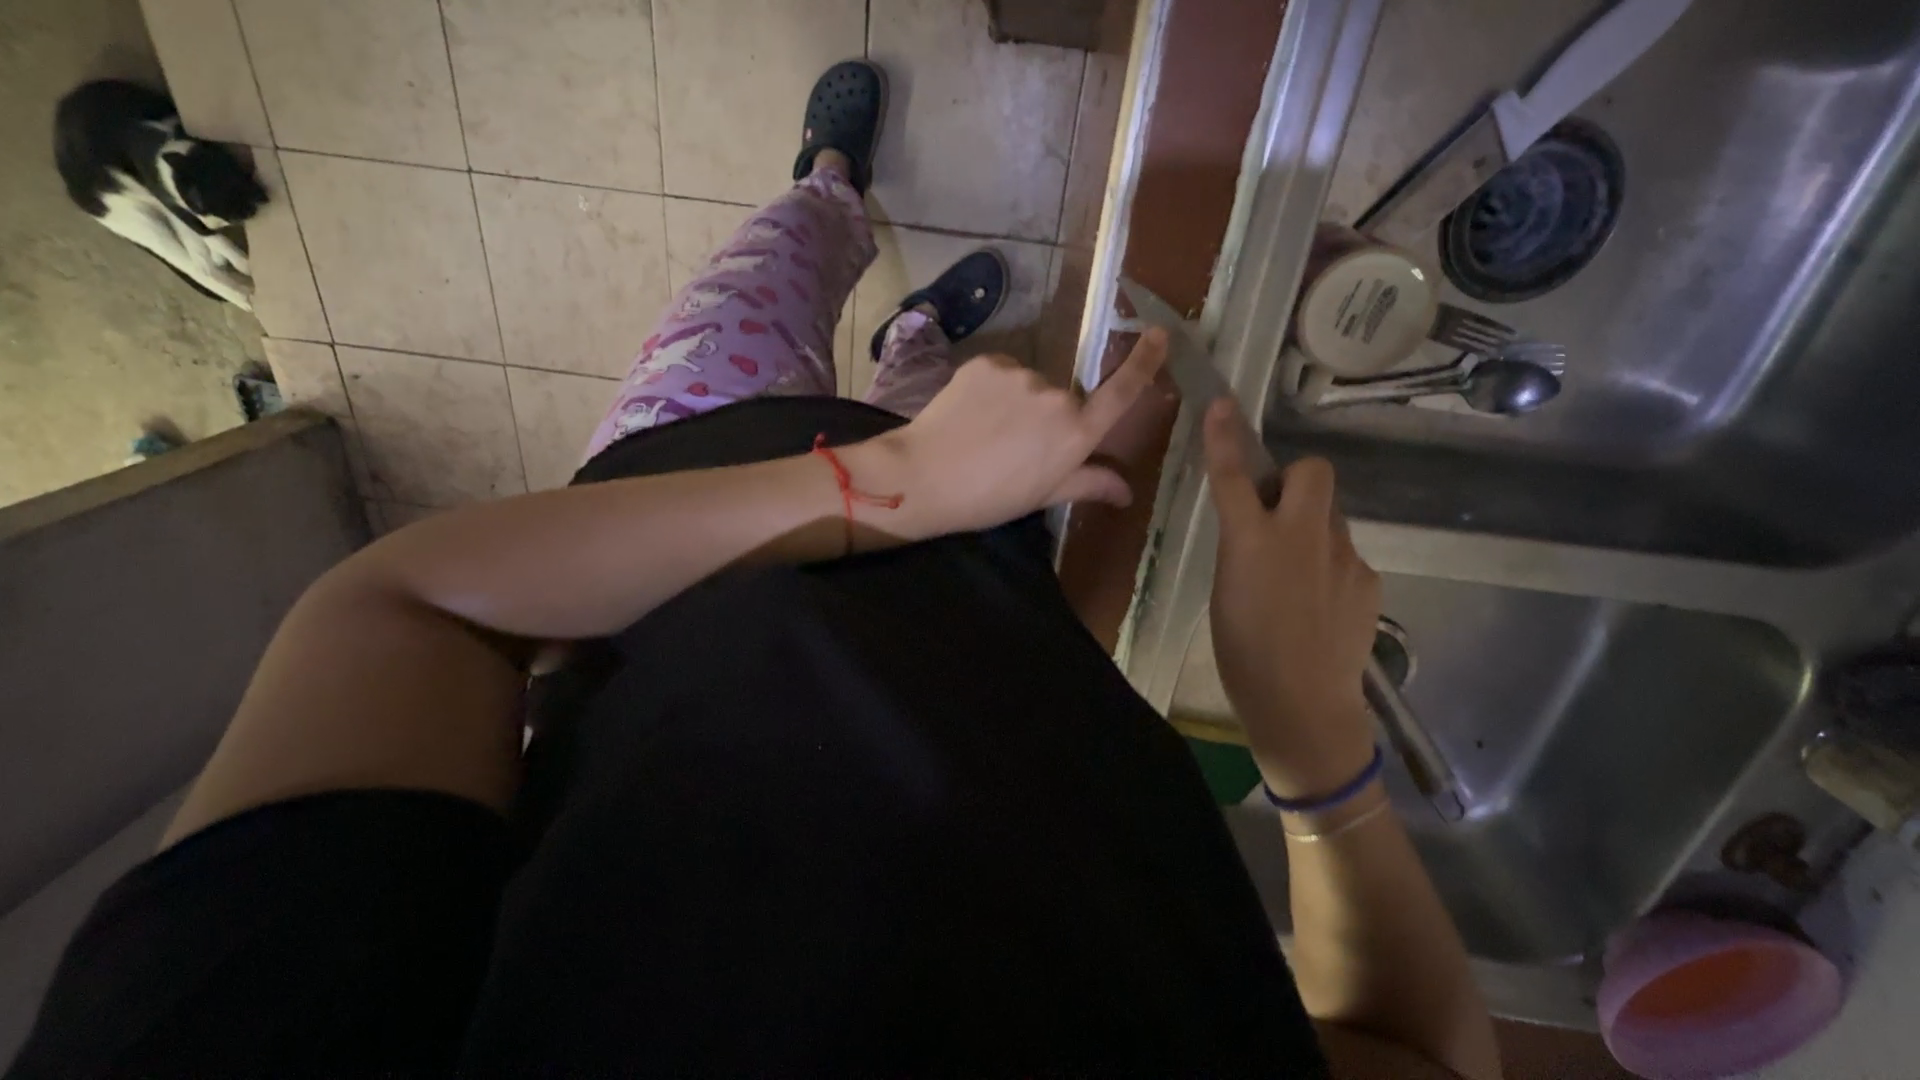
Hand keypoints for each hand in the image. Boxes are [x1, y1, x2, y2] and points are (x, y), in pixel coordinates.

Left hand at [853, 329, 1167, 538]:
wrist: (923, 477)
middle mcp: (1056, 397)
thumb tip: (1127, 492)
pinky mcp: (988, 363)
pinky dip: (993, 390)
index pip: (1121, 392)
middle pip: (1064, 399)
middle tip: (1015, 449)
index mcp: (1076, 433)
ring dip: (1018, 403)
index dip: (1144, 362)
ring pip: (1030, 385)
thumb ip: (1089, 484)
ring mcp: (1021, 375)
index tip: (1161, 333)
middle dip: (1048, 419)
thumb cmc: (989, 498)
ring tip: (987, 435)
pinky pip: (1002, 373)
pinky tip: (971, 415)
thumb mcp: (1044, 496)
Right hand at [1203, 401, 1380, 798]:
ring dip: (1312, 530)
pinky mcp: (1368, 580)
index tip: (1222, 404)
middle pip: (1313, 471)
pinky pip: (1345, 555)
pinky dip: (1330, 568)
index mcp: (1251, 541)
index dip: (1224, 438)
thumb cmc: (1244, 655)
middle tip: (1279, 513)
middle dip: (1296, 479)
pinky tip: (1320, 607)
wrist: (1303, 706)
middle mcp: (1302, 535)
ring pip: (1330, 517)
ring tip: (1296, 580)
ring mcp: (1344, 556)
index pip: (1235, 475)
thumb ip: (1242, 549)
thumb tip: (1257, 528)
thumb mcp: (1225, 593)